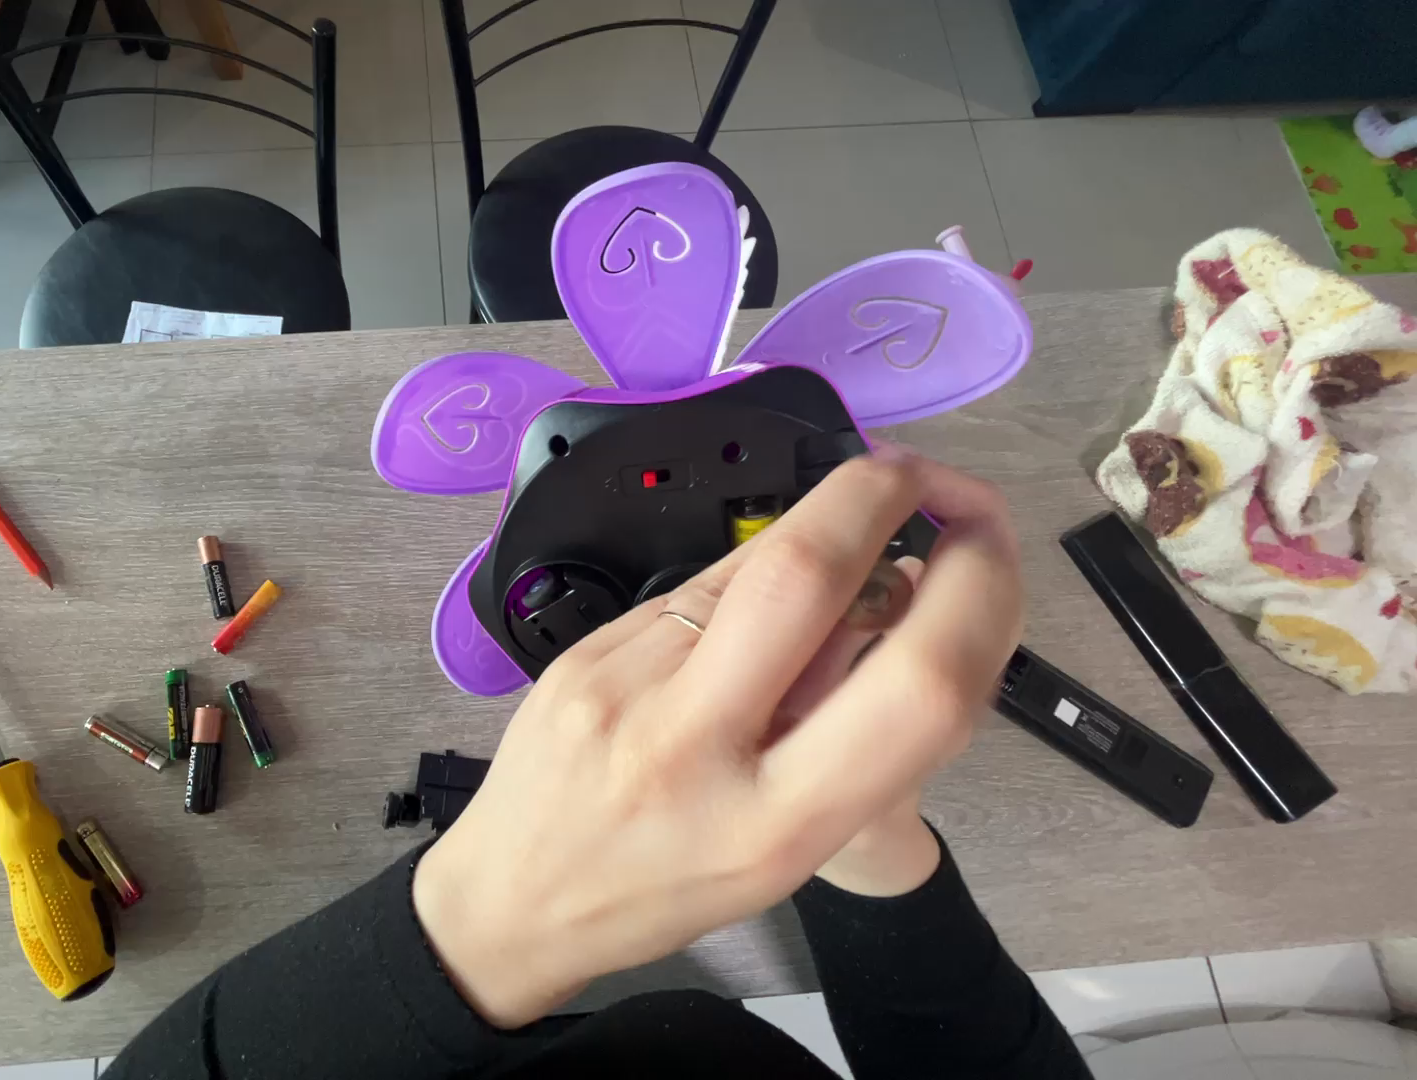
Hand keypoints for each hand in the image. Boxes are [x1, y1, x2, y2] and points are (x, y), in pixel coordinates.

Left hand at [411, 449, 1021, 1027]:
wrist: (518, 892)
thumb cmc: (661, 889)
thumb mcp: (783, 854)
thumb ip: (845, 733)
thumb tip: (896, 604)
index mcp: (773, 823)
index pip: (918, 686)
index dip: (981, 592)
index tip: (986, 545)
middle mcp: (692, 740)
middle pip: (803, 572)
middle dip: (881, 494)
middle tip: (923, 479)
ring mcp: (620, 682)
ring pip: (738, 571)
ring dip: (808, 543)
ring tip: (836, 559)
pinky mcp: (581, 651)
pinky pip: (683, 593)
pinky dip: (737, 586)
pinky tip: (741, 614)